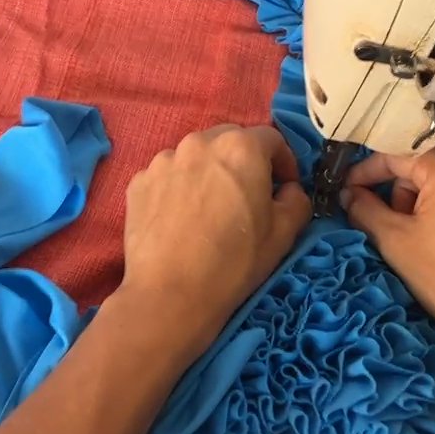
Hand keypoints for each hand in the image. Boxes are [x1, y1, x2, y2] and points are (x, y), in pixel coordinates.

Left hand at [116, 125, 311, 355]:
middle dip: (244, 162)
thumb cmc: (235, 262)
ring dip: (208, 173)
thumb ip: (296, 199)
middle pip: (229, 141)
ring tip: (210, 209)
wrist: (170, 294)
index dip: (284, 162)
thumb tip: (289, 189)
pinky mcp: (138, 182)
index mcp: (240, 147)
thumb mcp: (284, 233)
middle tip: (247, 196)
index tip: (284, 187)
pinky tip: (180, 219)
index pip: (271, 139)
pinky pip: (167, 176)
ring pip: (195, 157)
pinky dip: (178, 188)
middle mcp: (199, 142)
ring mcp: (163, 160)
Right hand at [340, 148, 434, 350]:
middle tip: (390, 233)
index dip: (361, 175)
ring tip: (421, 248)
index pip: (391, 156)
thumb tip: (347, 194)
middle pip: (418, 170)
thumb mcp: (396, 242)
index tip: (343, 194)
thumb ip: (365, 210)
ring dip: (420, 210)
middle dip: (396, 198)